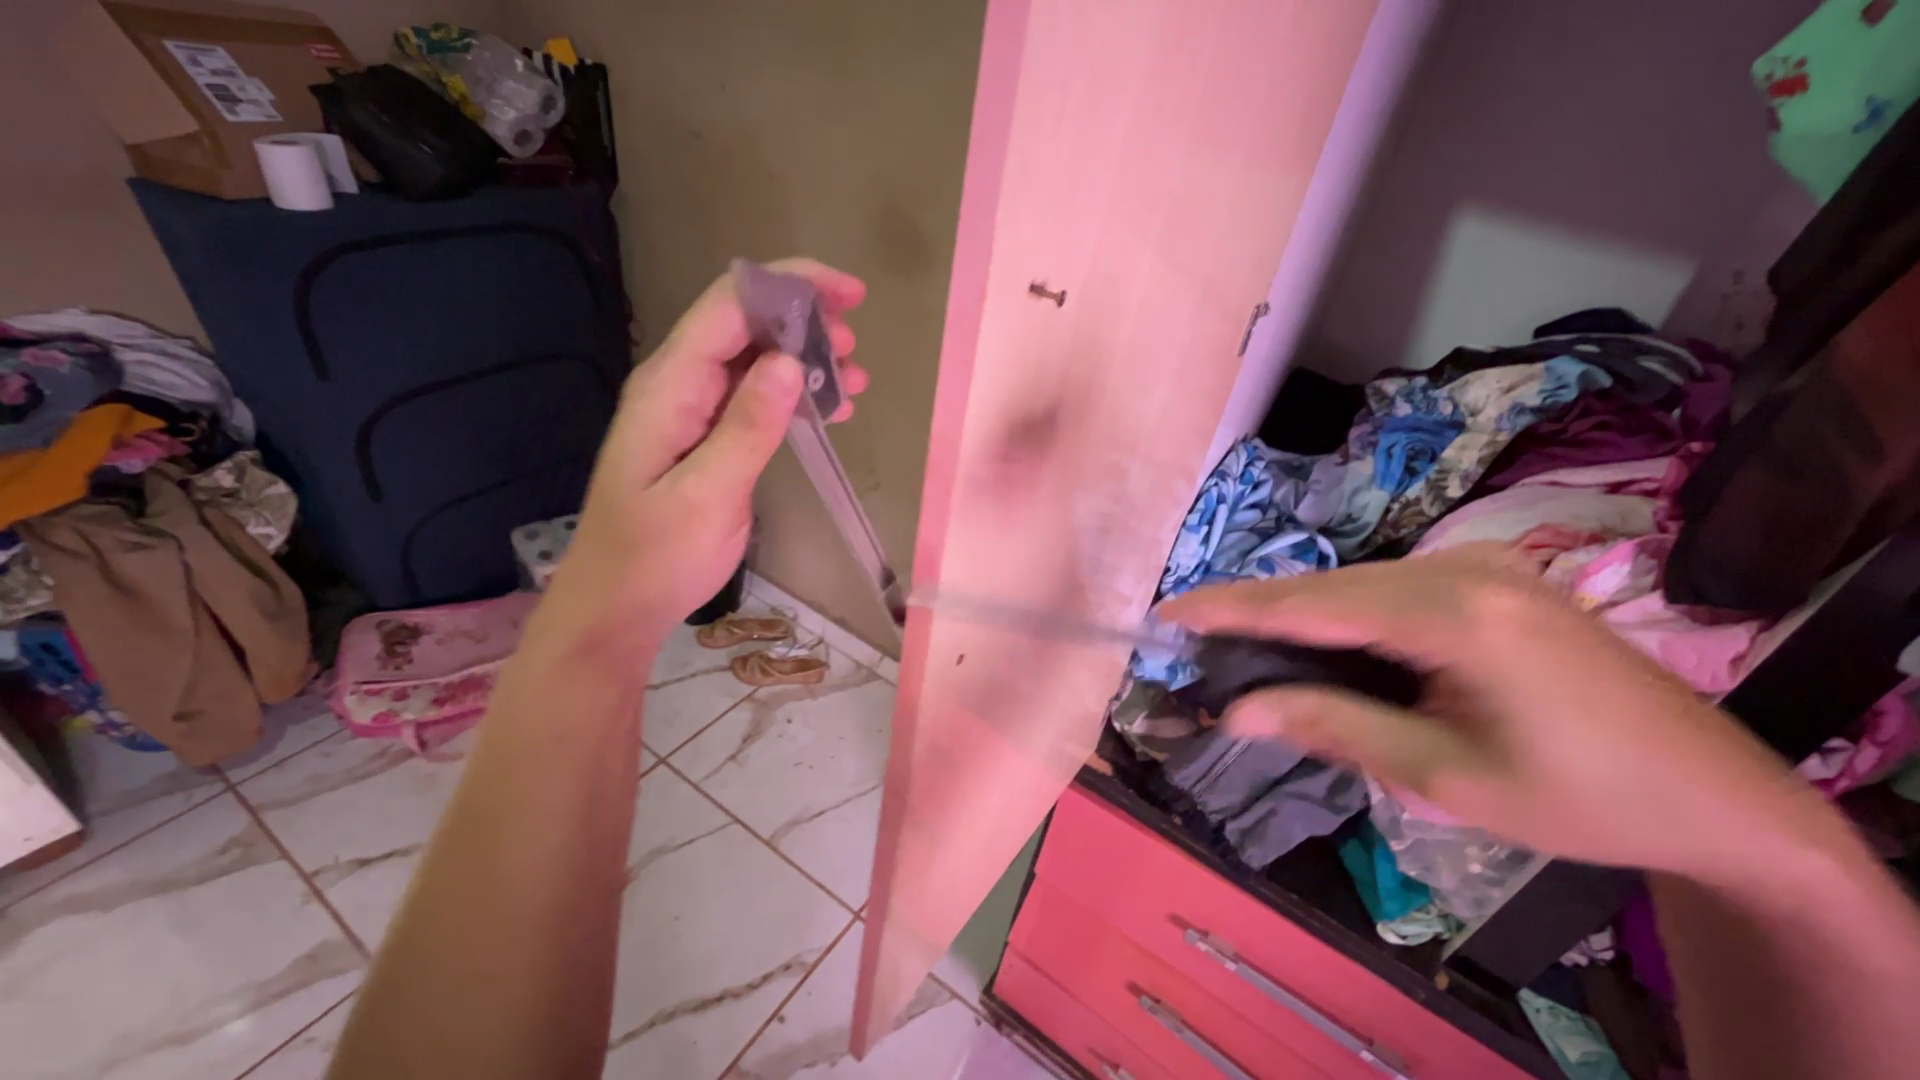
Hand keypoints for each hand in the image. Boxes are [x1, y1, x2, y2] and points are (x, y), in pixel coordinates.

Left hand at [546, 258, 867, 646]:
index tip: (850, 295)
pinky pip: (755, 398)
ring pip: (756, 360)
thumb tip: (789, 361)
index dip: (792, 286)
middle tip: (855, 350)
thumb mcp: (705, 496)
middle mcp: (680, 385)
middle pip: (745, 323)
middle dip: (805, 321)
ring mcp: (693, 411)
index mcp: (670, 386)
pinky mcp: (708, 438)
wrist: (617, 606)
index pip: (730, 306)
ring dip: (806, 360)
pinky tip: (831, 410)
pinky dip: (795, 395)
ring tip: (855, 380)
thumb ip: (746, 427)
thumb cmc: (654, 558)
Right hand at [1157, 545, 1828, 880]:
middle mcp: (1466, 568)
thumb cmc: (1580, 799)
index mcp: (1457, 615)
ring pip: (1360, 586)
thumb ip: (1334, 727)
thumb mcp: (1444, 777)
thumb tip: (1234, 711)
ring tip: (1246, 653)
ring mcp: (1485, 565)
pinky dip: (1347, 618)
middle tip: (1197, 649)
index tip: (1167, 613)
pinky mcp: (1496, 577)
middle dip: (1260, 616)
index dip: (1232, 608)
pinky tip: (1325, 647)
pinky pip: (1395, 590)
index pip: (1313, 604)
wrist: (1715, 793)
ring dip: (1303, 618)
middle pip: (1332, 588)